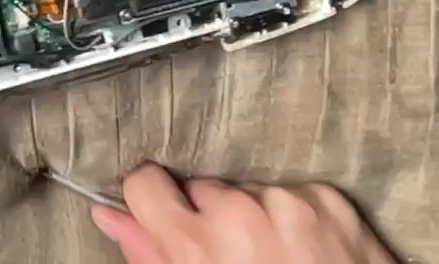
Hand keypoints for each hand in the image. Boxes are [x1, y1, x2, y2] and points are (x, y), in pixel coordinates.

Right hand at [92, 163, 394, 263]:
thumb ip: (149, 257)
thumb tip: (109, 217)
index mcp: (201, 246)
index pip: (145, 182)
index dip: (152, 204)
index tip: (164, 218)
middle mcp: (242, 213)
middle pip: (201, 191)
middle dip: (211, 221)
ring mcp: (290, 202)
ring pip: (247, 192)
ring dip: (254, 219)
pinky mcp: (329, 199)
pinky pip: (290, 192)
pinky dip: (294, 219)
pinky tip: (307, 255)